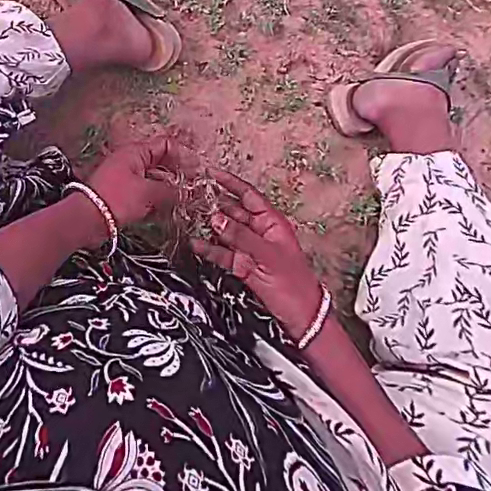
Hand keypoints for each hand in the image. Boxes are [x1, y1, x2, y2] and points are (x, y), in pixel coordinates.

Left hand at [83, 135, 191, 226]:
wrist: (87, 218)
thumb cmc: (117, 198)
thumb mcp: (148, 192)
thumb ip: (171, 190)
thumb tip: (187, 192)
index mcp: (136, 152)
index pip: (165, 145)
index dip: (183, 156)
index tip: (197, 171)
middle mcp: (131, 161)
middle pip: (161, 162)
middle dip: (178, 174)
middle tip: (195, 188)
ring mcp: (126, 178)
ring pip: (154, 179)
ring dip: (169, 189)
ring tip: (185, 201)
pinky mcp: (122, 194)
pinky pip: (145, 193)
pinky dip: (156, 199)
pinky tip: (168, 210)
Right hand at [189, 170, 326, 338]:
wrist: (300, 317)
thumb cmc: (294, 285)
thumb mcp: (267, 256)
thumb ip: (240, 236)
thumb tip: (216, 218)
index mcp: (272, 223)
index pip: (248, 195)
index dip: (231, 183)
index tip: (212, 173)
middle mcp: (259, 232)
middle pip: (234, 212)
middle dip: (215, 204)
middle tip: (194, 197)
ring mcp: (249, 249)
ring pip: (225, 231)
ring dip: (210, 226)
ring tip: (190, 218)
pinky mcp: (242, 265)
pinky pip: (222, 252)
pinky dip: (209, 248)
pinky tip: (196, 244)